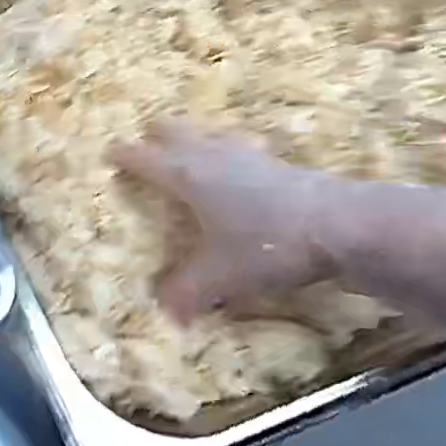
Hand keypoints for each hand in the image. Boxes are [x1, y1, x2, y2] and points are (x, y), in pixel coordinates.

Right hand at [111, 118, 445, 344]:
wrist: (336, 225)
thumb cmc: (265, 245)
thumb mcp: (221, 278)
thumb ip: (188, 294)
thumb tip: (165, 313)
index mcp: (188, 175)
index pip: (146, 158)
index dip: (126, 155)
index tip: (110, 151)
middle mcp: (211, 156)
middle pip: (176, 132)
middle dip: (158, 133)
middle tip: (147, 138)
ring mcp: (246, 154)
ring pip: (209, 134)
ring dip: (195, 137)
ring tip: (190, 144)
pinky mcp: (274, 161)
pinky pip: (238, 146)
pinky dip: (228, 149)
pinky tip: (239, 163)